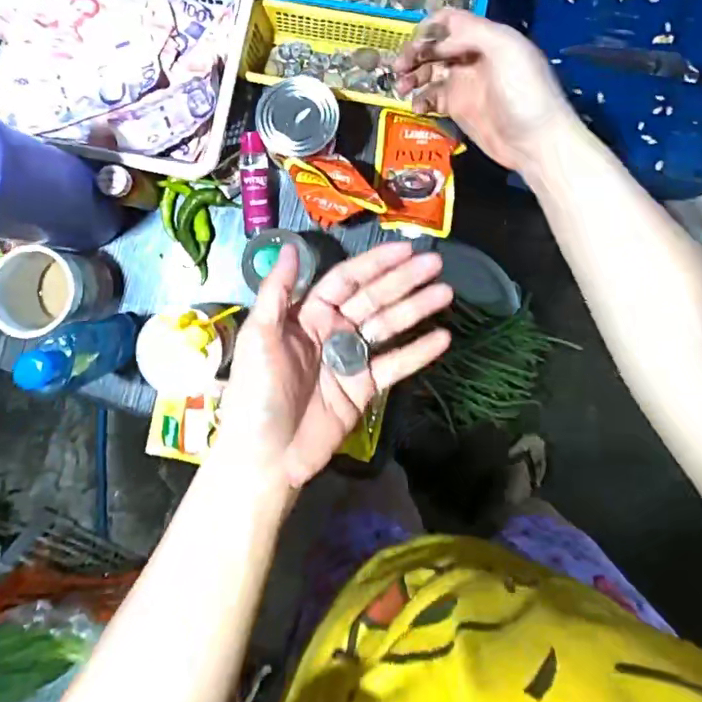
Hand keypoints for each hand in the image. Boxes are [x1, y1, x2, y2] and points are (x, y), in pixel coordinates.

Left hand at [213, 243, 452, 488]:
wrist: (266, 454)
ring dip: (416, 309)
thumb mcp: (258, 336)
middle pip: (372, 299)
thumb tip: (289, 247)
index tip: (405, 249)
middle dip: (402, 280)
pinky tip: (442, 338)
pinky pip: (394, 365)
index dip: (374, 264)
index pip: (345, 281)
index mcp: (305, 316)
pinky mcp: (364, 390)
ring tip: (446, 292)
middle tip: (436, 263)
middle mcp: (330, 332)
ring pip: (387, 327)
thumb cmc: (256, 392)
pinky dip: (417, 352)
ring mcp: (349, 361)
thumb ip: (276, 291)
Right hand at [392, 10, 575, 170]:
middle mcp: (472, 58)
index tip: (414, 41)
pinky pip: (431, 98)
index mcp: (486, 39)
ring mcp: (464, 84)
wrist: (534, 141)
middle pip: (434, 47)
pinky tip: (416, 107)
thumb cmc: (524, 91)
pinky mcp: (458, 108)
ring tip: (402, 87)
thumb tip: (437, 41)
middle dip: (414, 53)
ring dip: (412, 76)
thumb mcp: (505, 49)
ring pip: (428, 72)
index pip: (451, 22)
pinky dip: (419, 100)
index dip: (429, 28)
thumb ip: (471, 33)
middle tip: (400, 67)